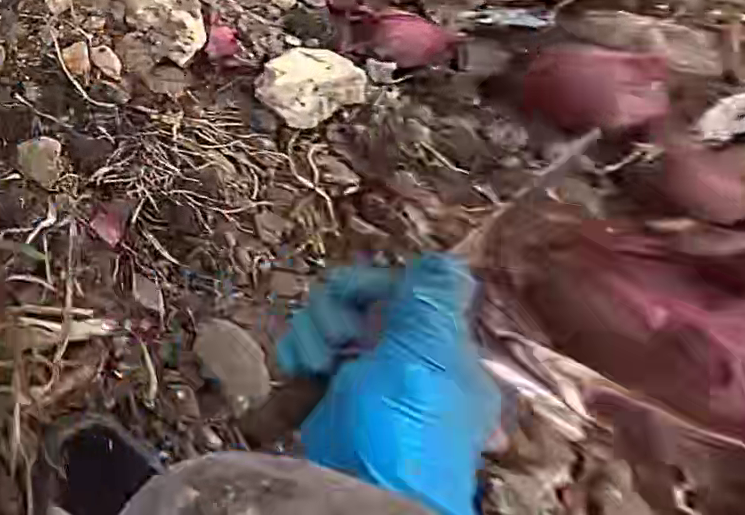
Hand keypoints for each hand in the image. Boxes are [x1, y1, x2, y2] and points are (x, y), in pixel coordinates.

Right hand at [277, 254, 499, 514]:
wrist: (358, 484)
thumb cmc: (398, 430)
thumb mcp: (419, 365)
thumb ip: (428, 311)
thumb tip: (449, 260)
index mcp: (441, 348)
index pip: (399, 285)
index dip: (367, 283)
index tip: (350, 298)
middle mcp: (405, 352)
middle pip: (355, 296)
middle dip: (332, 310)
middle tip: (335, 339)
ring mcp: (366, 366)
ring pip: (325, 316)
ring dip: (310, 332)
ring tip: (314, 363)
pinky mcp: (333, 378)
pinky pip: (306, 341)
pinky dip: (296, 350)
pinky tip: (298, 370)